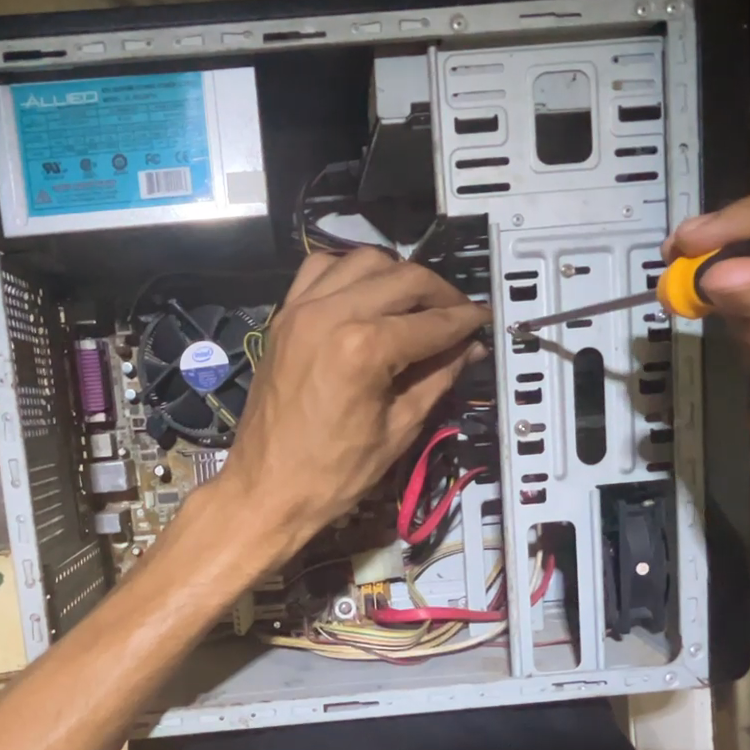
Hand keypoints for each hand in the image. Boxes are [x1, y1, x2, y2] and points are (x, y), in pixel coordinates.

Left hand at [215, 249, 488, 554]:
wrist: (265, 489)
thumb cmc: (333, 474)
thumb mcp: (398, 430)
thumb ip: (437, 379)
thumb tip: (469, 348)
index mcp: (364, 349)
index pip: (431, 322)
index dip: (465, 321)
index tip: (484, 320)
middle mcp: (331, 314)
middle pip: (404, 278)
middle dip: (440, 293)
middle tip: (458, 314)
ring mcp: (301, 310)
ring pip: (364, 261)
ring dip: (398, 275)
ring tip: (416, 303)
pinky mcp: (283, 316)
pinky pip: (320, 269)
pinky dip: (351, 272)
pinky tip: (367, 293)